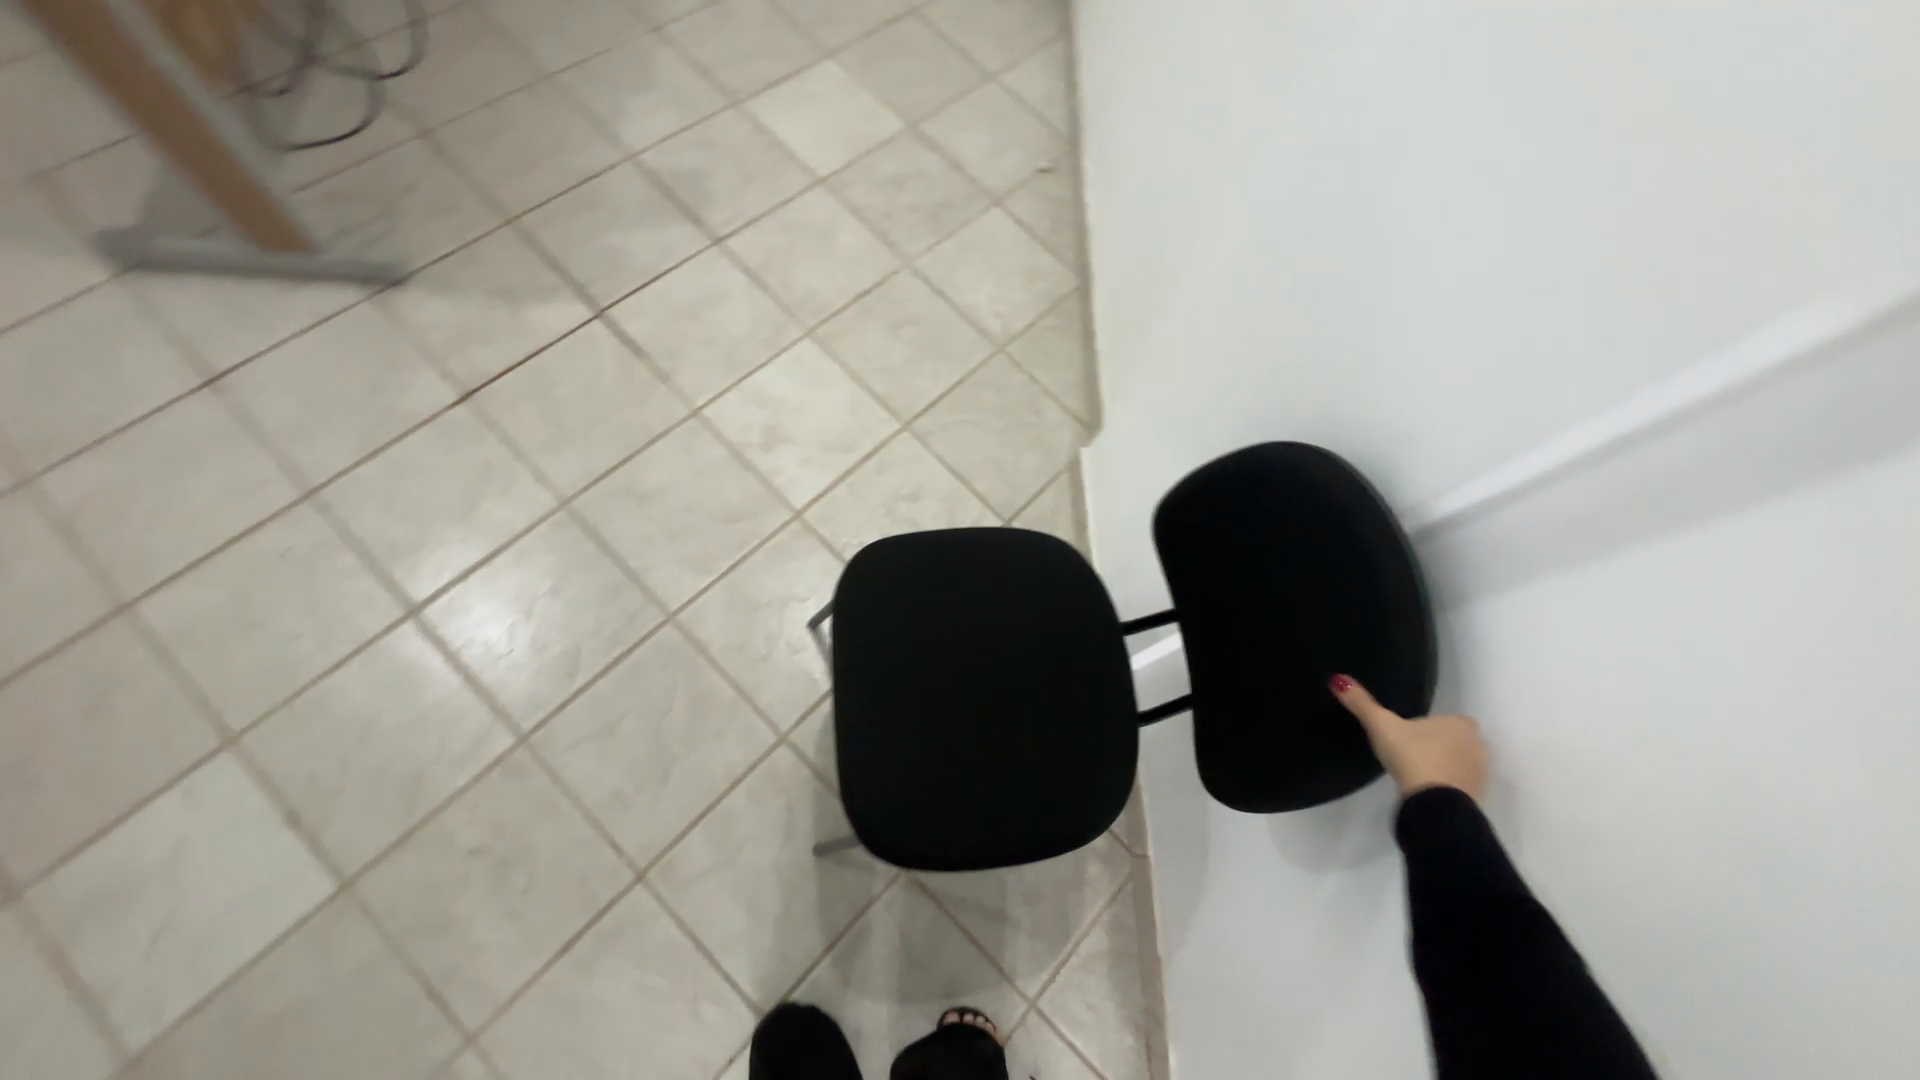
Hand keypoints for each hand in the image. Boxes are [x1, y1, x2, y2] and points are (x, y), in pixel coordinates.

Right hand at [1330, 674, 1487, 800]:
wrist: (1435, 802)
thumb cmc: (1412, 756)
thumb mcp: (1381, 726)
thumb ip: (1362, 703)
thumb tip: (1337, 679)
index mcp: (1460, 723)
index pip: (1448, 719)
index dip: (1430, 725)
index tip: (1409, 734)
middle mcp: (1477, 744)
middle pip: (1456, 740)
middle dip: (1438, 745)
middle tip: (1409, 753)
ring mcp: (1480, 772)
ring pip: (1458, 763)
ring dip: (1442, 766)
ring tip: (1414, 773)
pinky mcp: (1476, 795)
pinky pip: (1459, 784)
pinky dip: (1446, 785)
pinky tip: (1425, 789)